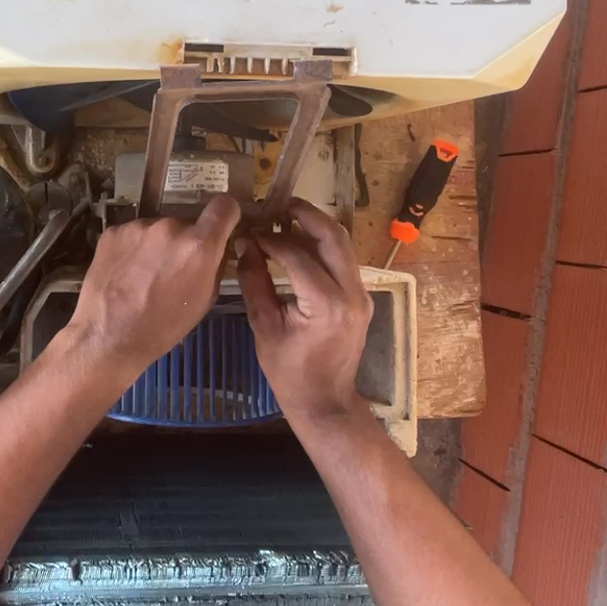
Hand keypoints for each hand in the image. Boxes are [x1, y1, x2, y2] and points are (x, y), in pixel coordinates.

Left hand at [66, 195, 241, 381]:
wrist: (108, 336)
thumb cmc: (163, 326)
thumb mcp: (205, 300)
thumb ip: (215, 264)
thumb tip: (219, 246)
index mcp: (198, 245)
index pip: (224, 206)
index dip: (225, 214)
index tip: (221, 224)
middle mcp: (169, 227)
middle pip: (186, 222)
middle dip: (184, 241)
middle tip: (172, 268)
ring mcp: (138, 226)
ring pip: (158, 229)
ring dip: (157, 244)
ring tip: (144, 274)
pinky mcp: (113, 231)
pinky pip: (133, 234)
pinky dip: (133, 248)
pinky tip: (125, 272)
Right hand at [238, 198, 374, 425]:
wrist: (325, 401)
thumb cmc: (289, 371)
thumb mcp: (264, 326)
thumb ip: (254, 281)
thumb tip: (245, 245)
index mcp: (325, 304)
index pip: (296, 254)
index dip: (270, 238)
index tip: (249, 231)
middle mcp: (351, 293)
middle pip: (333, 236)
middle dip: (306, 214)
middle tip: (278, 204)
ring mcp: (361, 294)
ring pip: (343, 244)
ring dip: (315, 227)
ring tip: (285, 218)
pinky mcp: (360, 297)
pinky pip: (342, 260)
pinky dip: (321, 245)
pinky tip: (297, 244)